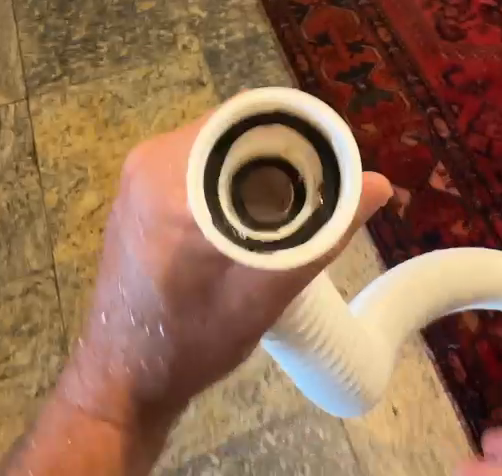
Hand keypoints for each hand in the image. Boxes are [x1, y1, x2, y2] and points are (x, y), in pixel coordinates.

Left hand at [55, 115, 393, 435]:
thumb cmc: (190, 340)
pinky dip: (233, 181)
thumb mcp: (264, 291)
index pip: (248, 119)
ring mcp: (140, 174)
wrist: (122, 382)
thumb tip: (378, 184)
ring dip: (258, 168)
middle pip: (235, 132)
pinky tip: (256, 215)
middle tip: (319, 187)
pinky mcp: (140, 192)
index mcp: (170, 171)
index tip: (331, 161)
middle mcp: (149, 159)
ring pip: (220, 148)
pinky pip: (200, 165)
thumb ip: (322, 233)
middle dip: (282, 153)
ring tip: (295, 202)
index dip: (297, 132)